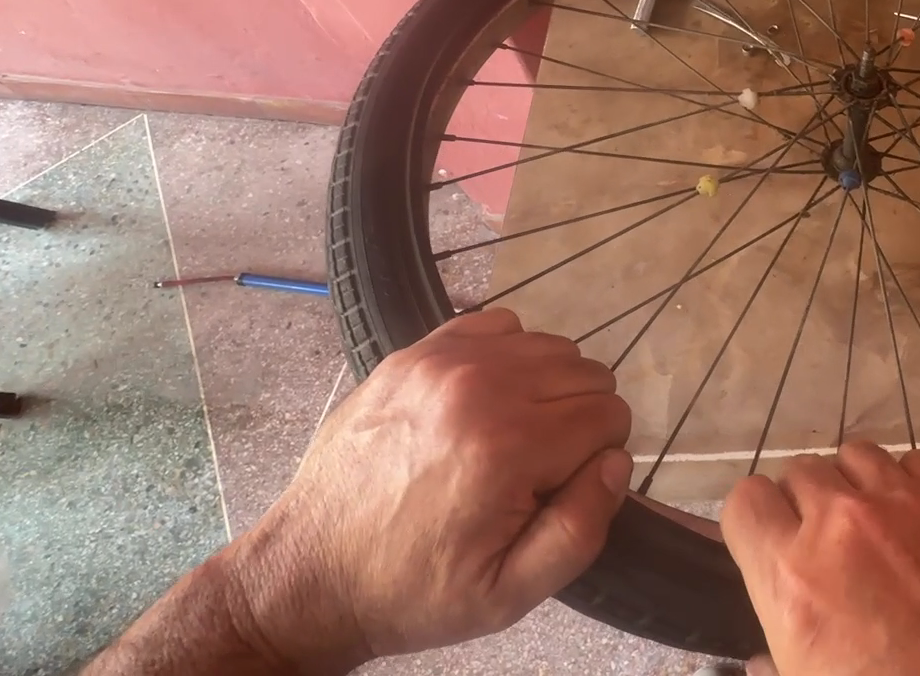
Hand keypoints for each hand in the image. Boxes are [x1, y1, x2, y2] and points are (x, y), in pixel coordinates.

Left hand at [223, 309, 631, 666]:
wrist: (304, 577)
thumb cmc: (414, 590)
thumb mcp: (509, 595)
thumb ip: (582, 529)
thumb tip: (615, 460)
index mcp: (510, 445)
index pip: (611, 416)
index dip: (598, 455)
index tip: (560, 485)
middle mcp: (484, 386)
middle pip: (589, 375)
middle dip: (580, 419)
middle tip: (536, 464)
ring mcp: (447, 359)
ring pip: (554, 347)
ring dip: (549, 386)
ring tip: (511, 431)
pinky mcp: (418, 349)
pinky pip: (504, 324)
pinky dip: (511, 356)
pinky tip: (485, 397)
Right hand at [722, 442, 919, 675]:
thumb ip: (778, 659)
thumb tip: (760, 657)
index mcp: (791, 579)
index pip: (744, 501)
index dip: (752, 521)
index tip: (767, 541)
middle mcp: (839, 524)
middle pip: (799, 470)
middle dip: (804, 502)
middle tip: (825, 543)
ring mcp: (898, 502)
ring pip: (853, 452)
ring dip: (852, 482)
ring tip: (869, 522)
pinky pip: (912, 460)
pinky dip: (906, 481)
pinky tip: (916, 517)